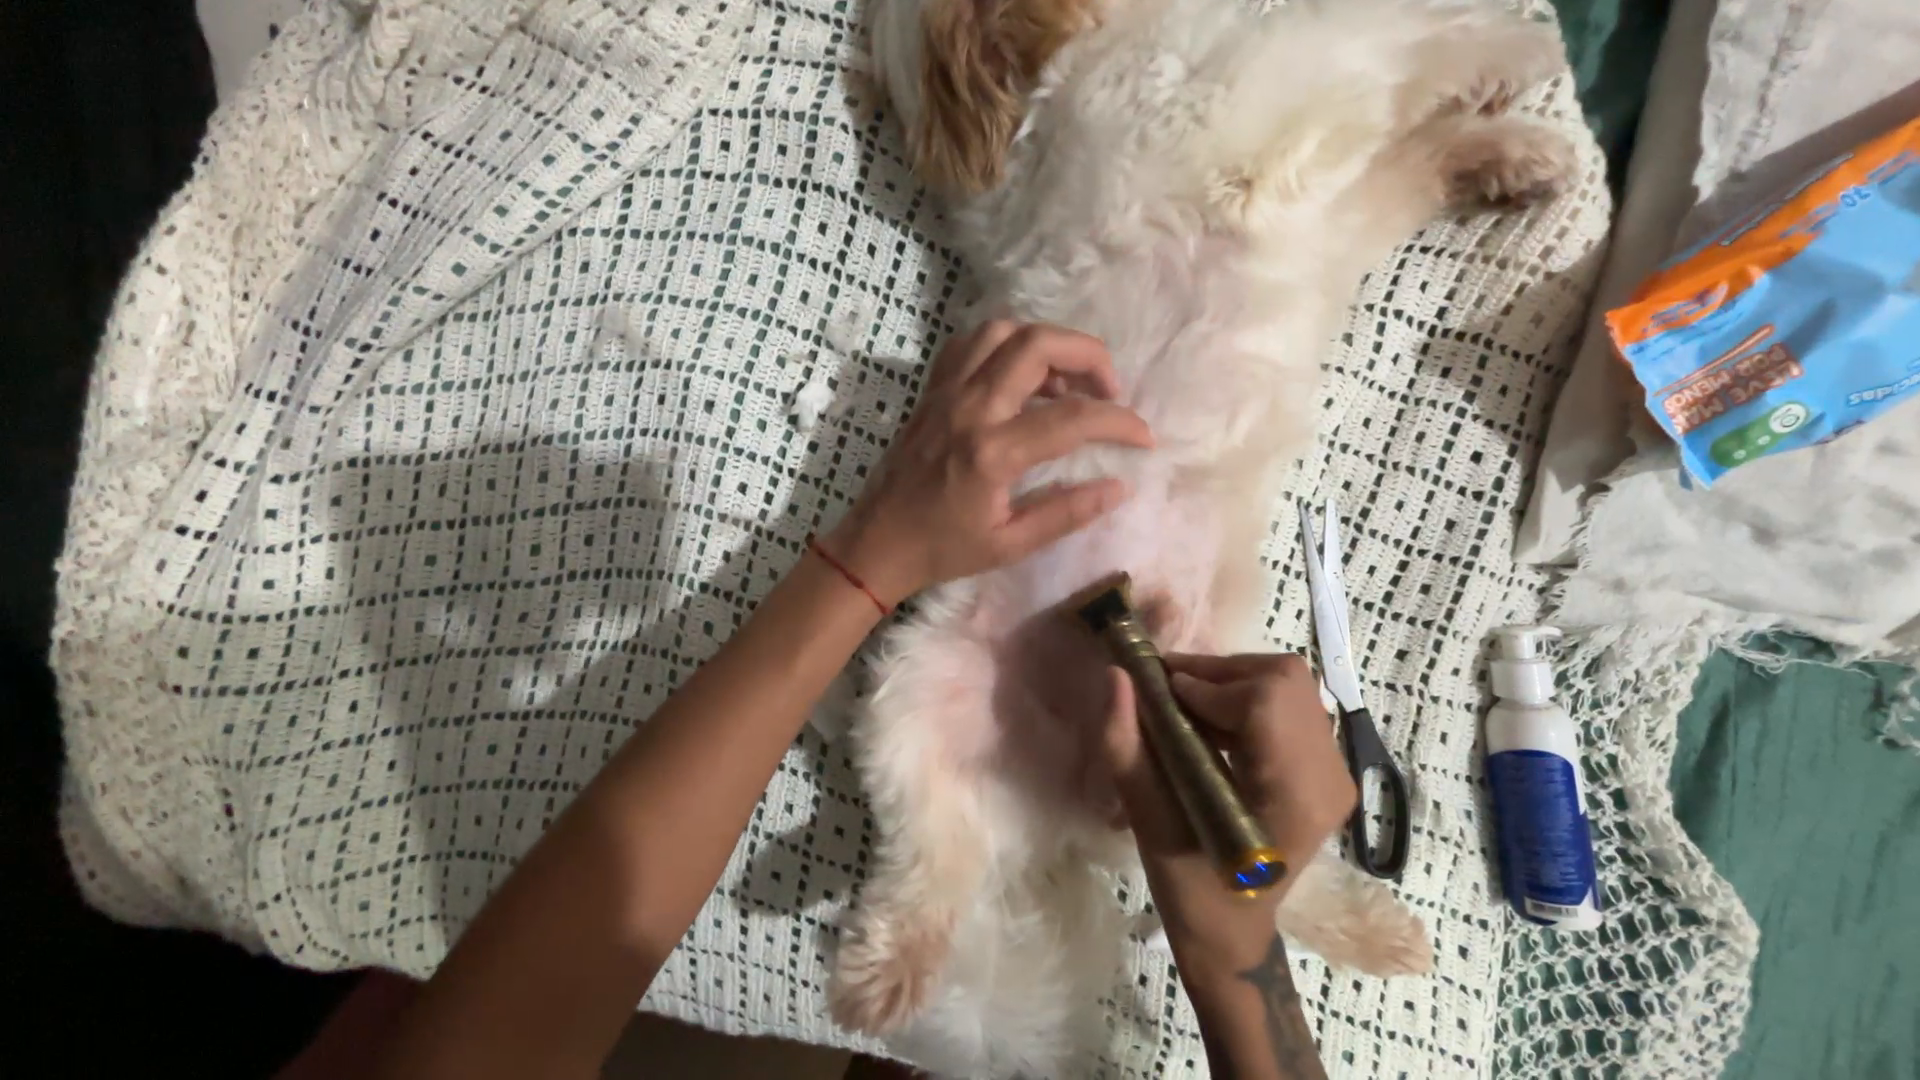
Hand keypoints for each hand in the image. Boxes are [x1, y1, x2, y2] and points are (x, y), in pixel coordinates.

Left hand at [823, 321, 1152, 603]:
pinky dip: (1005, 345)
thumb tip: (1120, 487)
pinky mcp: (932, 390)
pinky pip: (970, 343)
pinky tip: (1020, 377)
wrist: (877, 542)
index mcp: (992, 453)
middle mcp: (969, 409)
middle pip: (1037, 344)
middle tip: (1108, 390)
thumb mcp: (1010, 544)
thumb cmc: (943, 549)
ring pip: (1003, 331)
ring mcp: (946, 392)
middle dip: (1089, 355)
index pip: (1072, 417)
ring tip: (1065, 383)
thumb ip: (1068, 512)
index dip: (1119, 421)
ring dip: (1046, 344)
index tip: (1143, 437)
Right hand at [1101, 653, 1353, 969]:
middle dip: (1219, 674)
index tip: (1161, 696)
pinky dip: (1246, 697)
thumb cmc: (1190, 887)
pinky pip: (1291, 704)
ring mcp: (1336, 772)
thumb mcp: (1148, 822)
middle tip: (1170, 693)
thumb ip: (1126, 747)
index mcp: (1294, 796)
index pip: (1264, 701)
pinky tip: (1214, 724)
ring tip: (1187, 706)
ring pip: (1288, 684)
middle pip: (1282, 679)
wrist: (1233, 930)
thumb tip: (1117, 675)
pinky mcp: (1328, 768)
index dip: (1207, 685)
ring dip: (1231, 682)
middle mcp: (1329, 776)